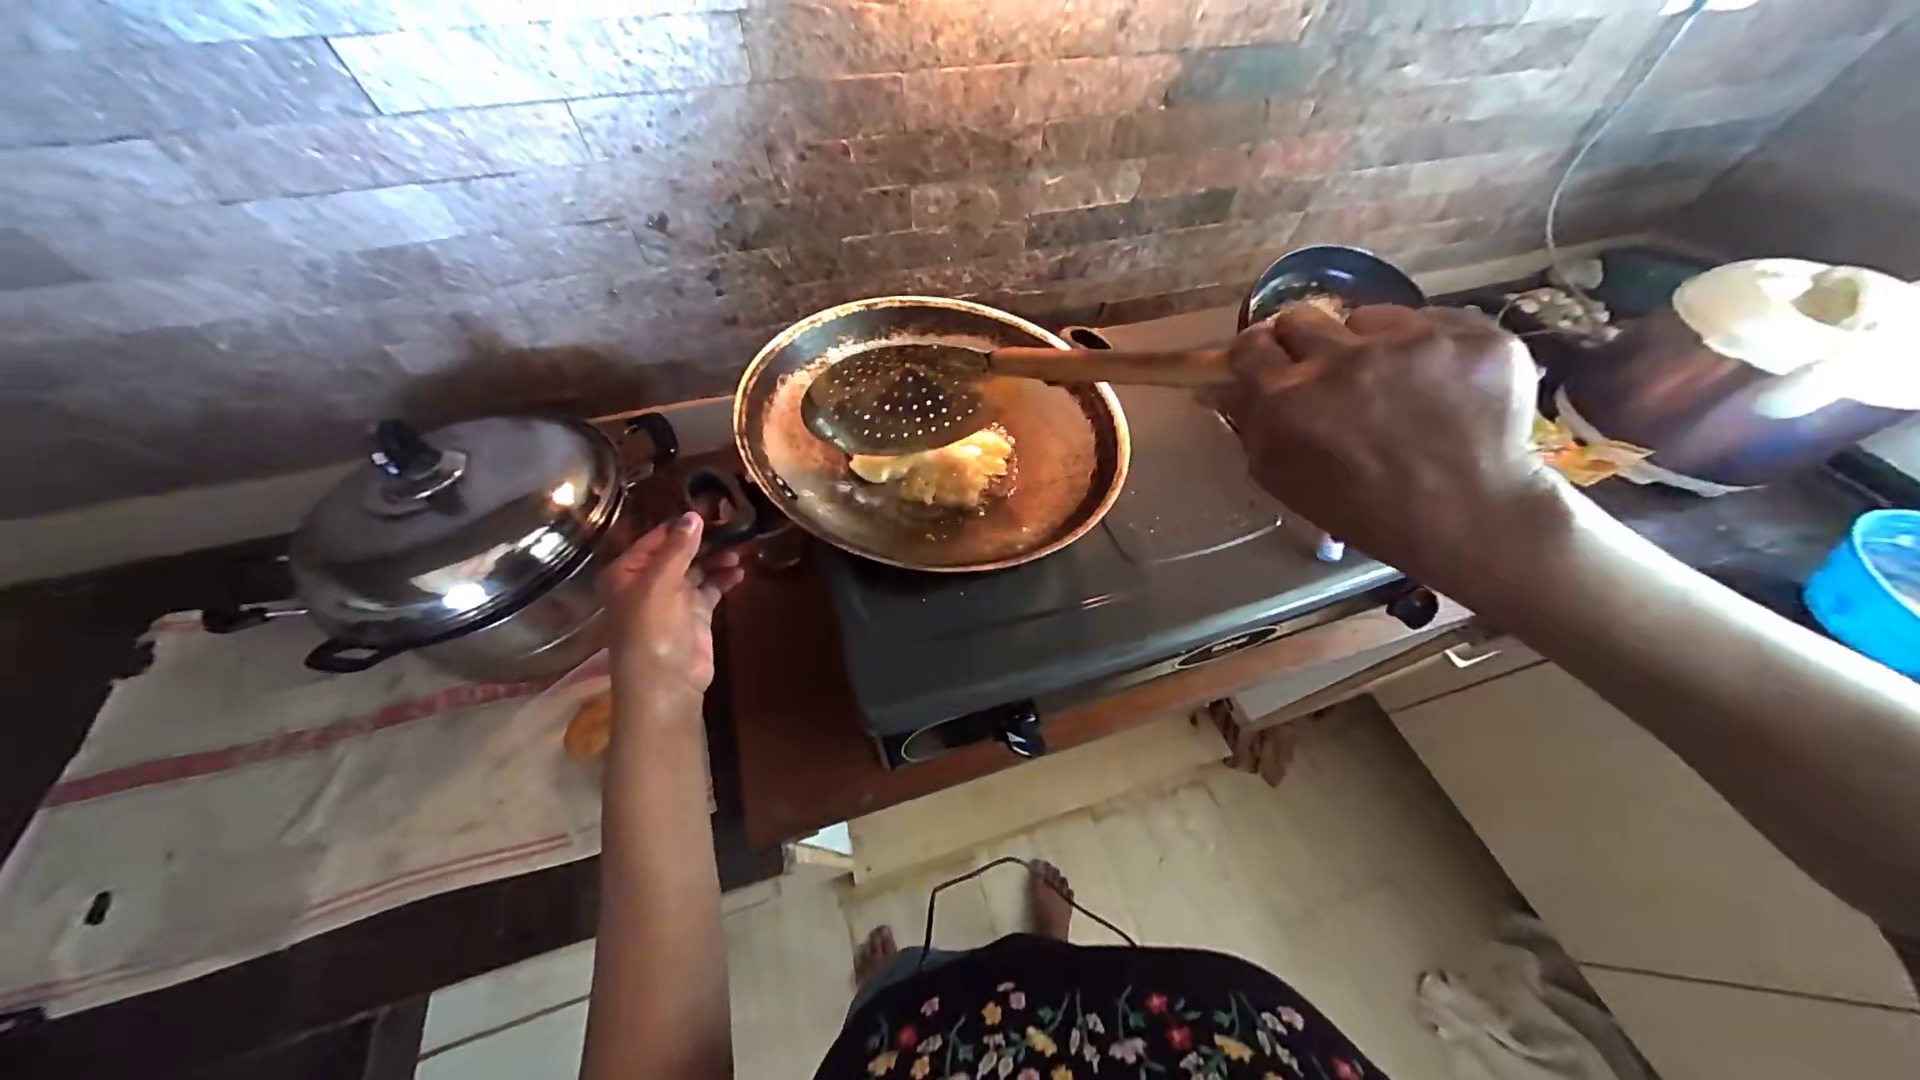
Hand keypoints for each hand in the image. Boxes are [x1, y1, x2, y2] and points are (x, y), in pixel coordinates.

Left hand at [600, 512, 745, 704]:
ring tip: (741, 552)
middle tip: (735, 528)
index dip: (682, 525)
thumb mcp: (660, 584)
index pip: (655, 539)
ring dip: (718, 559)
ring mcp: (672, 599)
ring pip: (698, 568)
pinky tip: (740, 572)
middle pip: (679, 552)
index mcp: (626, 573)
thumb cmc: (652, 630)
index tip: (713, 510)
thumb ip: (678, 548)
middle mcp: (647, 582)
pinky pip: (710, 588)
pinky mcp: (695, 614)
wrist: (667, 683)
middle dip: (706, 542)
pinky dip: (724, 579)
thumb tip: (694, 515)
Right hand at [1221, 304, 1556, 590]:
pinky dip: (1425, 348)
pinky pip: (1431, 320)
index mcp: (1287, 396)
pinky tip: (1437, 385)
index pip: (1249, 345)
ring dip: (1366, 344)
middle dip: (1303, 343)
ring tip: (1390, 383)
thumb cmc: (1357, 505)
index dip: (1255, 353)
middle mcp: (1342, 356)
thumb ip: (1246, 422)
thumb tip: (1213, 387)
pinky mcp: (1469, 333)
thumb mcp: (1280, 474)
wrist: (1466, 515)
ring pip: (1367, 317)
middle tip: (1323, 373)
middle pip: (1300, 317)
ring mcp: (1412, 339)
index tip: (1265, 363)